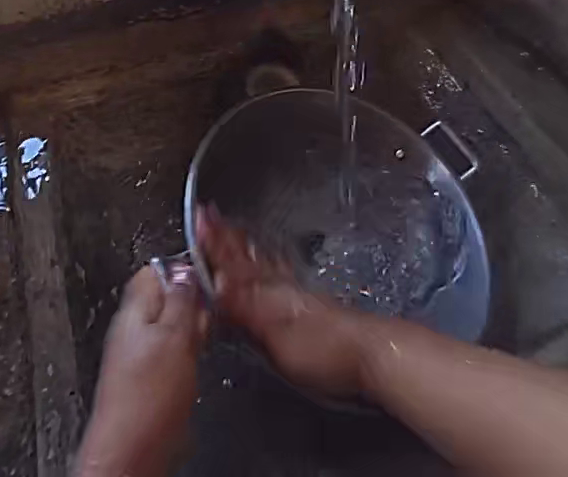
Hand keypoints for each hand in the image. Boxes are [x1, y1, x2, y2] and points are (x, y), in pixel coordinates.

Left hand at [76, 263, 209, 476]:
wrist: (132, 457)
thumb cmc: (148, 397)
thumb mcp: (174, 335)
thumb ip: (182, 299)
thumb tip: (186, 268)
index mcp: (133, 312)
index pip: (154, 271)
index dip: (181, 268)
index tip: (204, 277)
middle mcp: (133, 330)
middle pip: (166, 298)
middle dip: (192, 302)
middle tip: (206, 315)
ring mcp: (140, 356)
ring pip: (173, 325)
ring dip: (193, 329)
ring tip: (202, 341)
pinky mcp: (150, 379)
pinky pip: (174, 352)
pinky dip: (188, 353)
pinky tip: (196, 363)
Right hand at [196, 204, 373, 398]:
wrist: (367, 352)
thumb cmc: (324, 347)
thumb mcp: (278, 333)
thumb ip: (248, 308)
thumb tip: (217, 284)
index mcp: (268, 292)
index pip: (234, 263)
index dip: (215, 243)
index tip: (199, 218)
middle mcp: (279, 286)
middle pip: (246, 258)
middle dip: (225, 238)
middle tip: (209, 215)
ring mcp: (294, 293)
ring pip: (260, 263)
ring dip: (242, 247)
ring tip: (231, 231)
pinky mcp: (306, 304)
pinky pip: (275, 273)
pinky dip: (263, 262)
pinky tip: (267, 263)